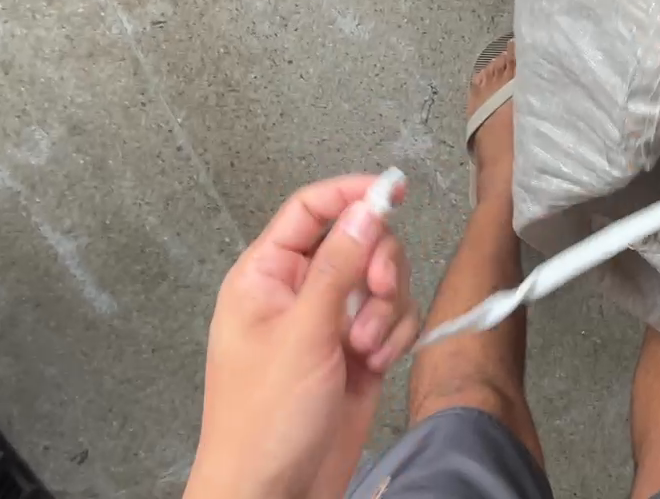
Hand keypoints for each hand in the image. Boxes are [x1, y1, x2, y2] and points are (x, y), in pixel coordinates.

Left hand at [186, 175, 420, 498]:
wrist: (277, 497)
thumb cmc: (263, 424)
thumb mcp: (303, 335)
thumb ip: (338, 265)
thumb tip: (366, 208)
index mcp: (267, 276)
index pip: (311, 209)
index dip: (352, 193)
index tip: (394, 191)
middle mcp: (301, 290)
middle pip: (359, 239)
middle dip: (378, 265)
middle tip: (379, 289)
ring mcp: (332, 318)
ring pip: (383, 276)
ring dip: (386, 308)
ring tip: (365, 348)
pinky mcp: (360, 345)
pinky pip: (396, 313)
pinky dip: (395, 334)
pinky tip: (376, 364)